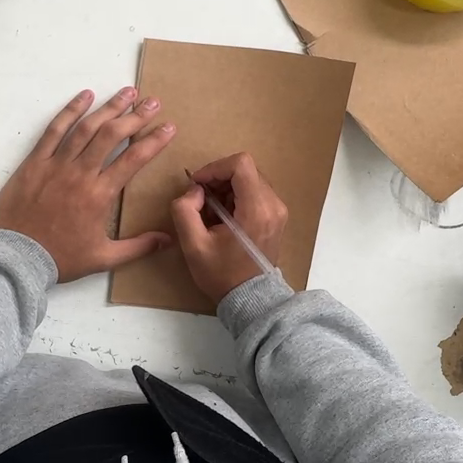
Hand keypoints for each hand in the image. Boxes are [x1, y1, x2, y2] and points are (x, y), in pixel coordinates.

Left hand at [0, 88, 179, 282]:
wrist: (16, 258)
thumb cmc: (60, 259)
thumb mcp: (103, 258)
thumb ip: (138, 247)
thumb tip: (168, 239)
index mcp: (100, 195)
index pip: (134, 159)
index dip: (154, 141)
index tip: (169, 127)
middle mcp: (81, 173)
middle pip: (112, 135)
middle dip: (135, 116)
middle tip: (152, 101)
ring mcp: (56, 164)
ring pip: (86, 128)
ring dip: (108, 107)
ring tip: (126, 92)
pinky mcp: (34, 162)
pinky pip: (54, 130)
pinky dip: (70, 111)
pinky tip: (85, 96)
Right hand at [169, 152, 288, 304]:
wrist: (249, 299)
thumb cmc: (221, 274)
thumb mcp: (192, 245)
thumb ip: (185, 210)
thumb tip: (195, 191)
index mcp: (256, 209)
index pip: (240, 163)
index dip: (214, 168)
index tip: (197, 184)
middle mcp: (274, 205)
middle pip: (245, 169)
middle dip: (218, 179)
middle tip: (200, 200)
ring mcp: (278, 210)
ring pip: (250, 179)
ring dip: (226, 188)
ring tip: (211, 212)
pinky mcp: (276, 217)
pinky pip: (255, 192)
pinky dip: (236, 197)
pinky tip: (224, 217)